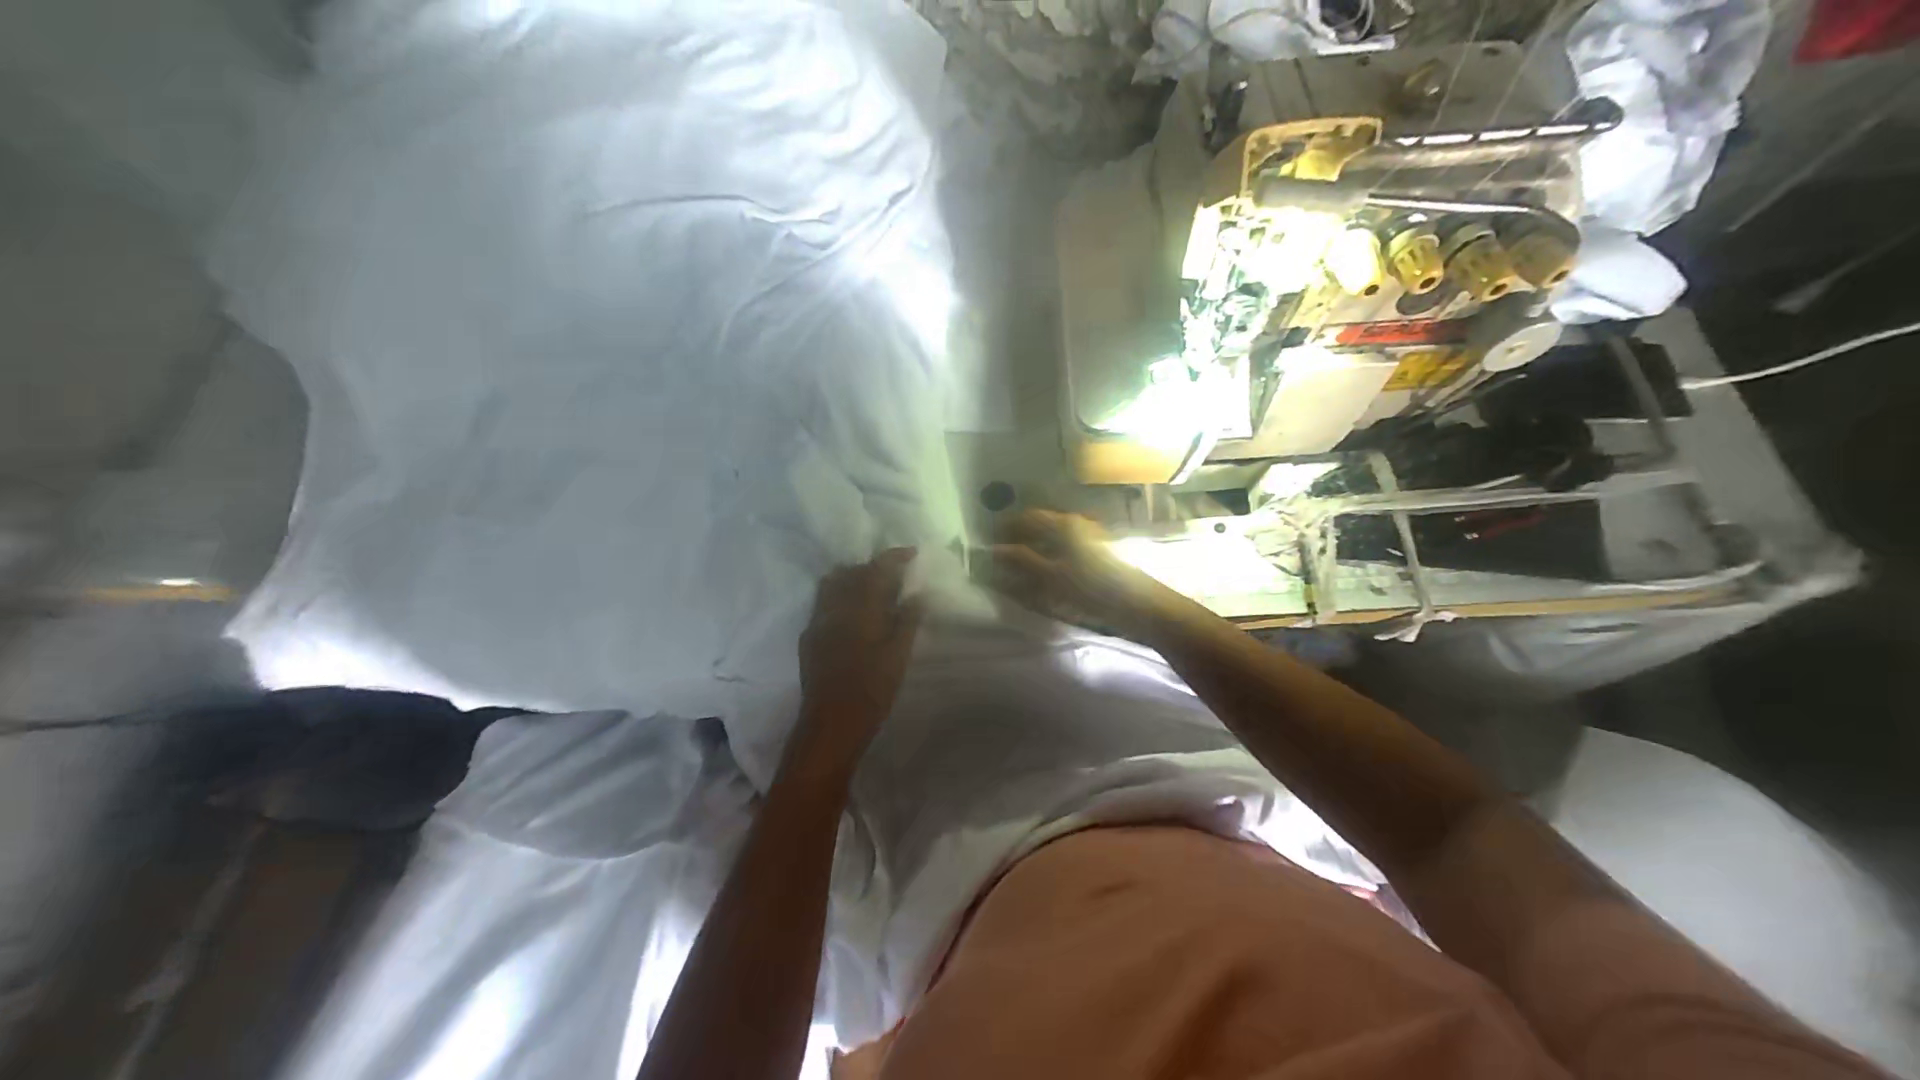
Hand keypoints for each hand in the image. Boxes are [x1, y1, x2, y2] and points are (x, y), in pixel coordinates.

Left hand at [790, 548, 924, 776]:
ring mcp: (817, 622)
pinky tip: (853, 614)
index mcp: (859, 608)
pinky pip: (823, 604)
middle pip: (852, 572)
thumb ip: (907, 621)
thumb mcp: (898, 656)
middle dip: (874, 568)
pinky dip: (840, 597)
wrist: (830, 723)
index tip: (911, 553)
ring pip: (832, 584)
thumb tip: (917, 595)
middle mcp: (834, 607)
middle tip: (897, 576)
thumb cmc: (872, 691)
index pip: (877, 569)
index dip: (894, 557)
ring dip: (853, 578)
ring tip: (873, 590)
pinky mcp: (809, 638)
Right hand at [989, 510, 1175, 637]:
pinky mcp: (1100, 552)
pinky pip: (1067, 549)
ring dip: (1036, 550)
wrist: (1139, 604)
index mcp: (1063, 523)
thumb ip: (1022, 561)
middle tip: (1004, 561)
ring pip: (1054, 537)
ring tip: (1023, 572)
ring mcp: (1091, 536)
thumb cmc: (1092, 588)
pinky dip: (1052, 558)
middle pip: (1041, 525)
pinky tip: (1049, 576)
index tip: (992, 546)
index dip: (1007, 529)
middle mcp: (1077, 523)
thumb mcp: (1051, 576)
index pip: (1027, 517)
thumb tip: (993, 550)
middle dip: (1020, 540)